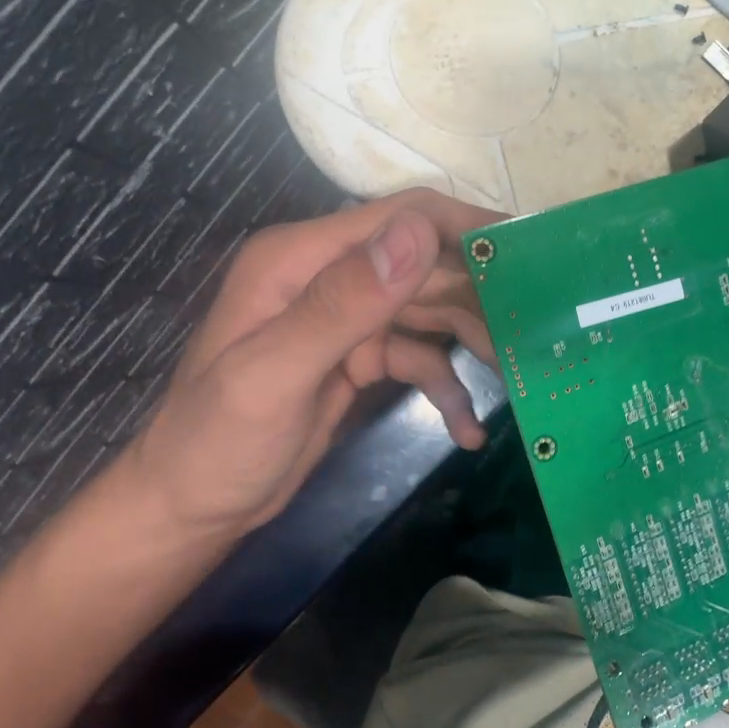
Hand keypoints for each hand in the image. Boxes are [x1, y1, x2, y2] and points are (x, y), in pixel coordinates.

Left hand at [120, 189, 503, 540]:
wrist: (192, 508)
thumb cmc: (217, 443)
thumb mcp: (274, 375)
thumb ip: (343, 303)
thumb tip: (419, 234)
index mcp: (299, 260)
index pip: (399, 218)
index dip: (465, 228)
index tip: (531, 252)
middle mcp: (328, 276)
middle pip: (425, 266)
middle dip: (481, 297)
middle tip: (536, 328)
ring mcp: (346, 319)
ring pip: (430, 312)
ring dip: (473, 343)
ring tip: (517, 378)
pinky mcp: (359, 359)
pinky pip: (418, 359)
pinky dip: (446, 388)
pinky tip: (468, 429)